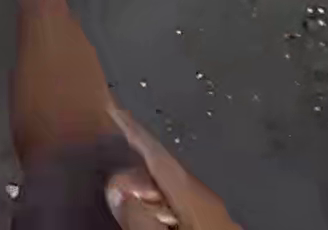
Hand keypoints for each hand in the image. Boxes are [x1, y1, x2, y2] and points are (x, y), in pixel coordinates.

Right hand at [104, 104, 240, 229]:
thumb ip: (139, 217)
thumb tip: (117, 192)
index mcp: (190, 190)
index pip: (155, 152)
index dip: (133, 131)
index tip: (115, 110)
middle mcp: (203, 196)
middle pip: (164, 171)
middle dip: (137, 166)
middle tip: (113, 171)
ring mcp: (212, 215)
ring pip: (174, 193)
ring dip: (150, 191)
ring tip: (128, 195)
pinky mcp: (214, 228)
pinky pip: (182, 210)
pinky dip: (162, 208)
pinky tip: (156, 218)